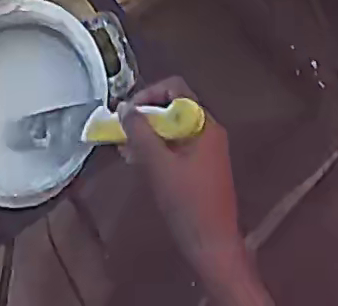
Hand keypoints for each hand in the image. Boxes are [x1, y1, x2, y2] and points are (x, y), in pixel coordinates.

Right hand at [121, 78, 270, 305]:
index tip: (128, 111)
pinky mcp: (203, 168)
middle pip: (173, 107)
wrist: (214, 249)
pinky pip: (177, 145)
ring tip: (126, 147)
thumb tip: (124, 108)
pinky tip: (140, 161)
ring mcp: (207, 150)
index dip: (149, 93)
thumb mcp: (158, 165)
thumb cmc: (188, 204)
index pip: (175, 88)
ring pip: (173, 128)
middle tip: (123, 129)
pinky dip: (158, 148)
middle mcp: (209, 131)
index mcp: (204, 124)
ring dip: (149, 133)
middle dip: (145, 116)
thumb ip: (140, 132)